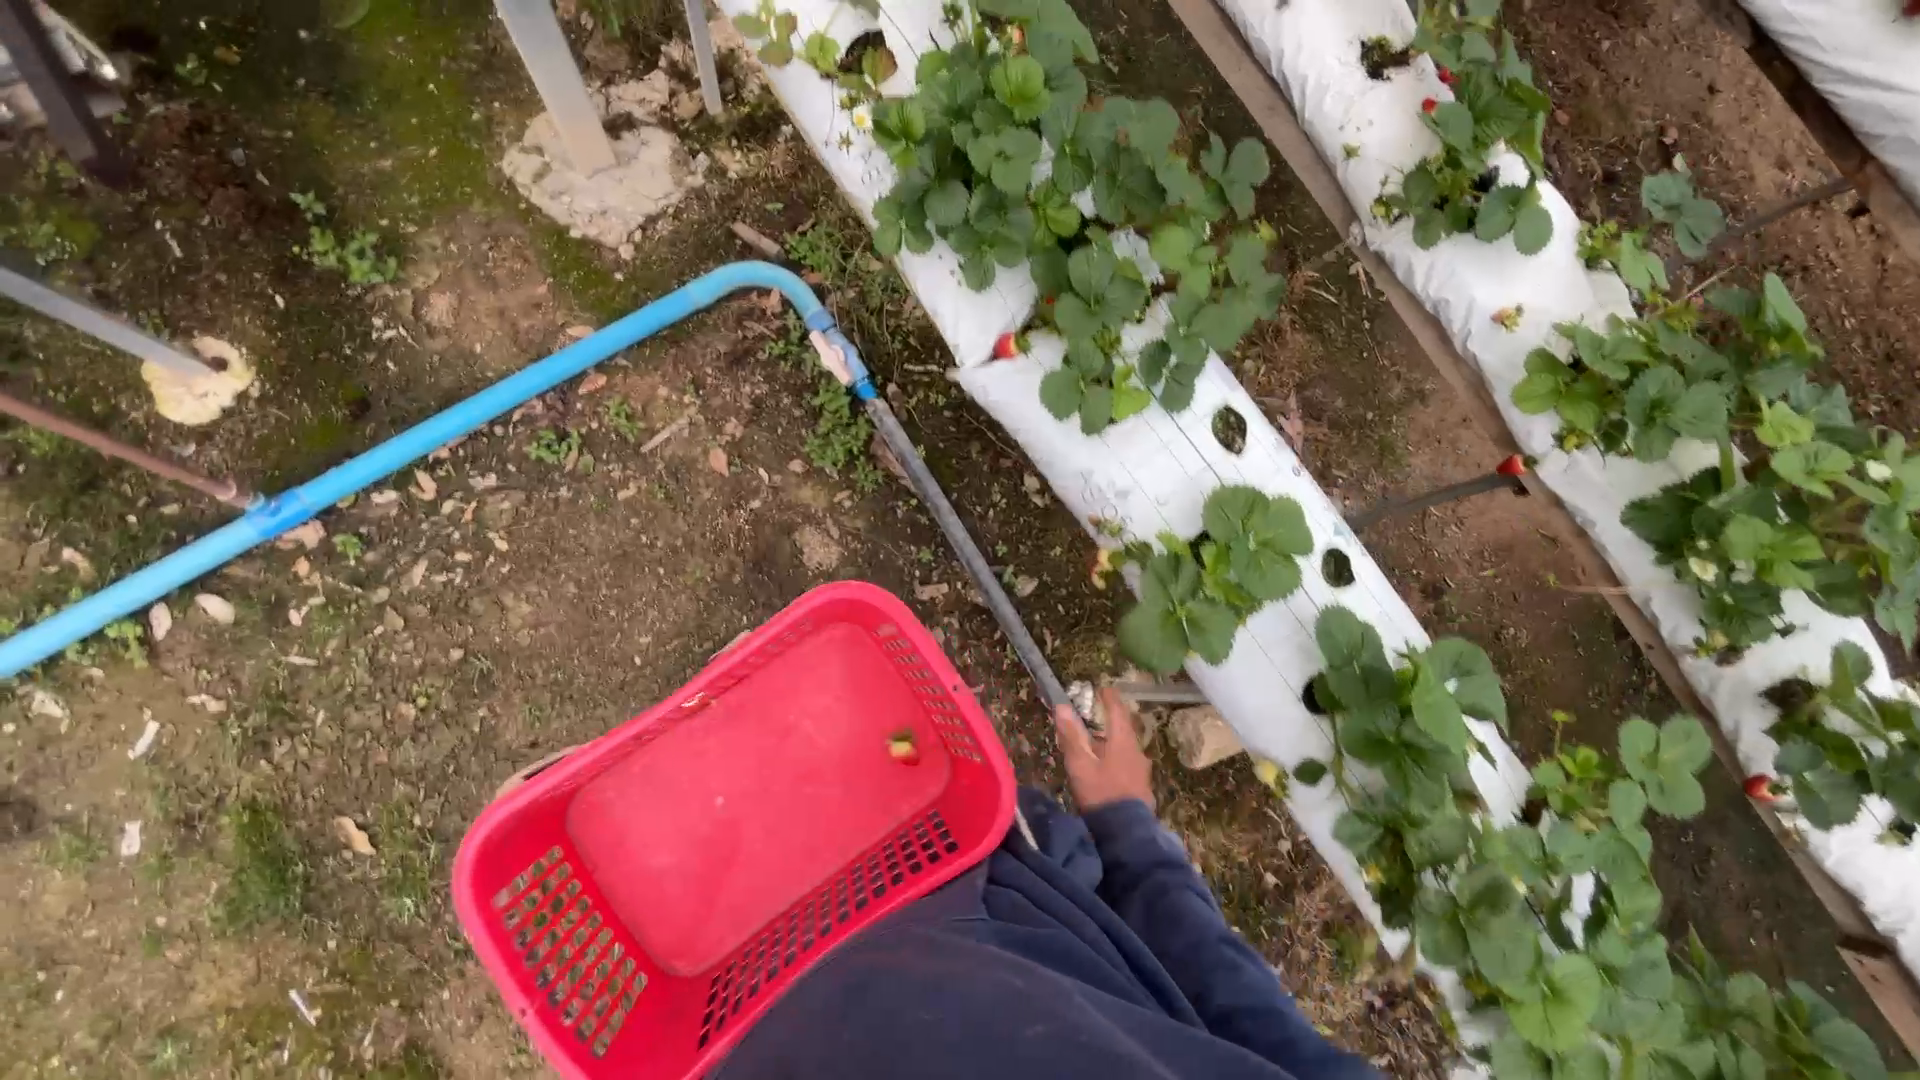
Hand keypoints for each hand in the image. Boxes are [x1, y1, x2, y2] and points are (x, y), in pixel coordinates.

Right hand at [1052, 685, 1154, 812]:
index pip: (1118, 711)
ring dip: (1112, 740)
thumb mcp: (1080, 764)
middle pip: (1124, 728)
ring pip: (1126, 746)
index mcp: (1122, 741)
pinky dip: (1116, 756)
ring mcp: (1141, 769)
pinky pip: (1128, 762)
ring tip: (1097, 742)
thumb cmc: (1101, 793)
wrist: (1127, 832)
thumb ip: (1071, 736)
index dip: (1110, 698)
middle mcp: (1136, 751)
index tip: (1103, 688)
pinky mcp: (1141, 786)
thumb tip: (1063, 706)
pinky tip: (1106, 767)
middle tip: (1097, 714)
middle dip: (1111, 719)